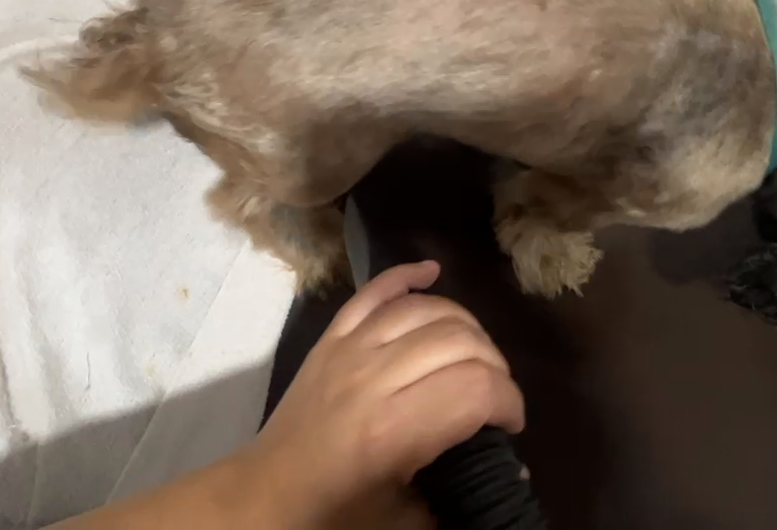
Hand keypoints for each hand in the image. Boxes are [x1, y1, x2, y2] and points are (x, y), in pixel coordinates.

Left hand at [241, 261, 525, 526]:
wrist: (265, 497)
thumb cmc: (336, 518)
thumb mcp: (405, 523)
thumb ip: (461, 493)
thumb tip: (509, 469)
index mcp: (393, 431)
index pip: (474, 387)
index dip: (508, 401)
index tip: (510, 424)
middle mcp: (373, 376)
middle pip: (458, 340)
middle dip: (494, 365)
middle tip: (496, 396)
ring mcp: (350, 347)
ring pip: (424, 309)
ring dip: (463, 325)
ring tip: (475, 356)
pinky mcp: (332, 335)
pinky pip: (374, 292)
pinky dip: (405, 275)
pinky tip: (433, 272)